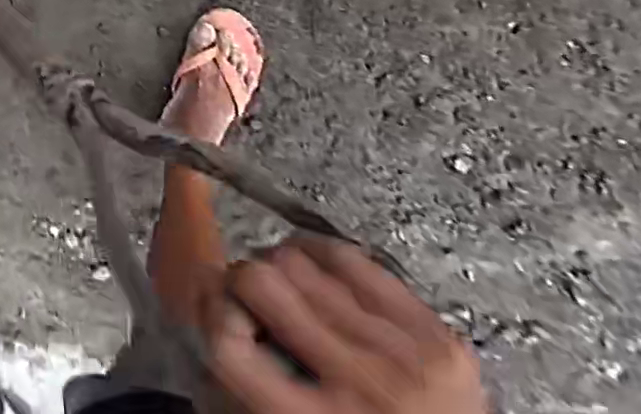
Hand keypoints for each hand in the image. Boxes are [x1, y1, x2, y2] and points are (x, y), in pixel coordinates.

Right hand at [211, 236, 485, 413]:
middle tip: (253, 296)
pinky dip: (322, 255)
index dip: (211, 314)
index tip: (218, 312)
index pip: (226, 340)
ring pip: (295, 257)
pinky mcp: (436, 335)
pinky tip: (320, 272)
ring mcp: (404, 356)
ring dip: (280, 266)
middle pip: (257, 281)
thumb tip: (204, 282)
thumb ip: (241, 363)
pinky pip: (350, 256)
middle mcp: (359, 386)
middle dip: (242, 280)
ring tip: (290, 287)